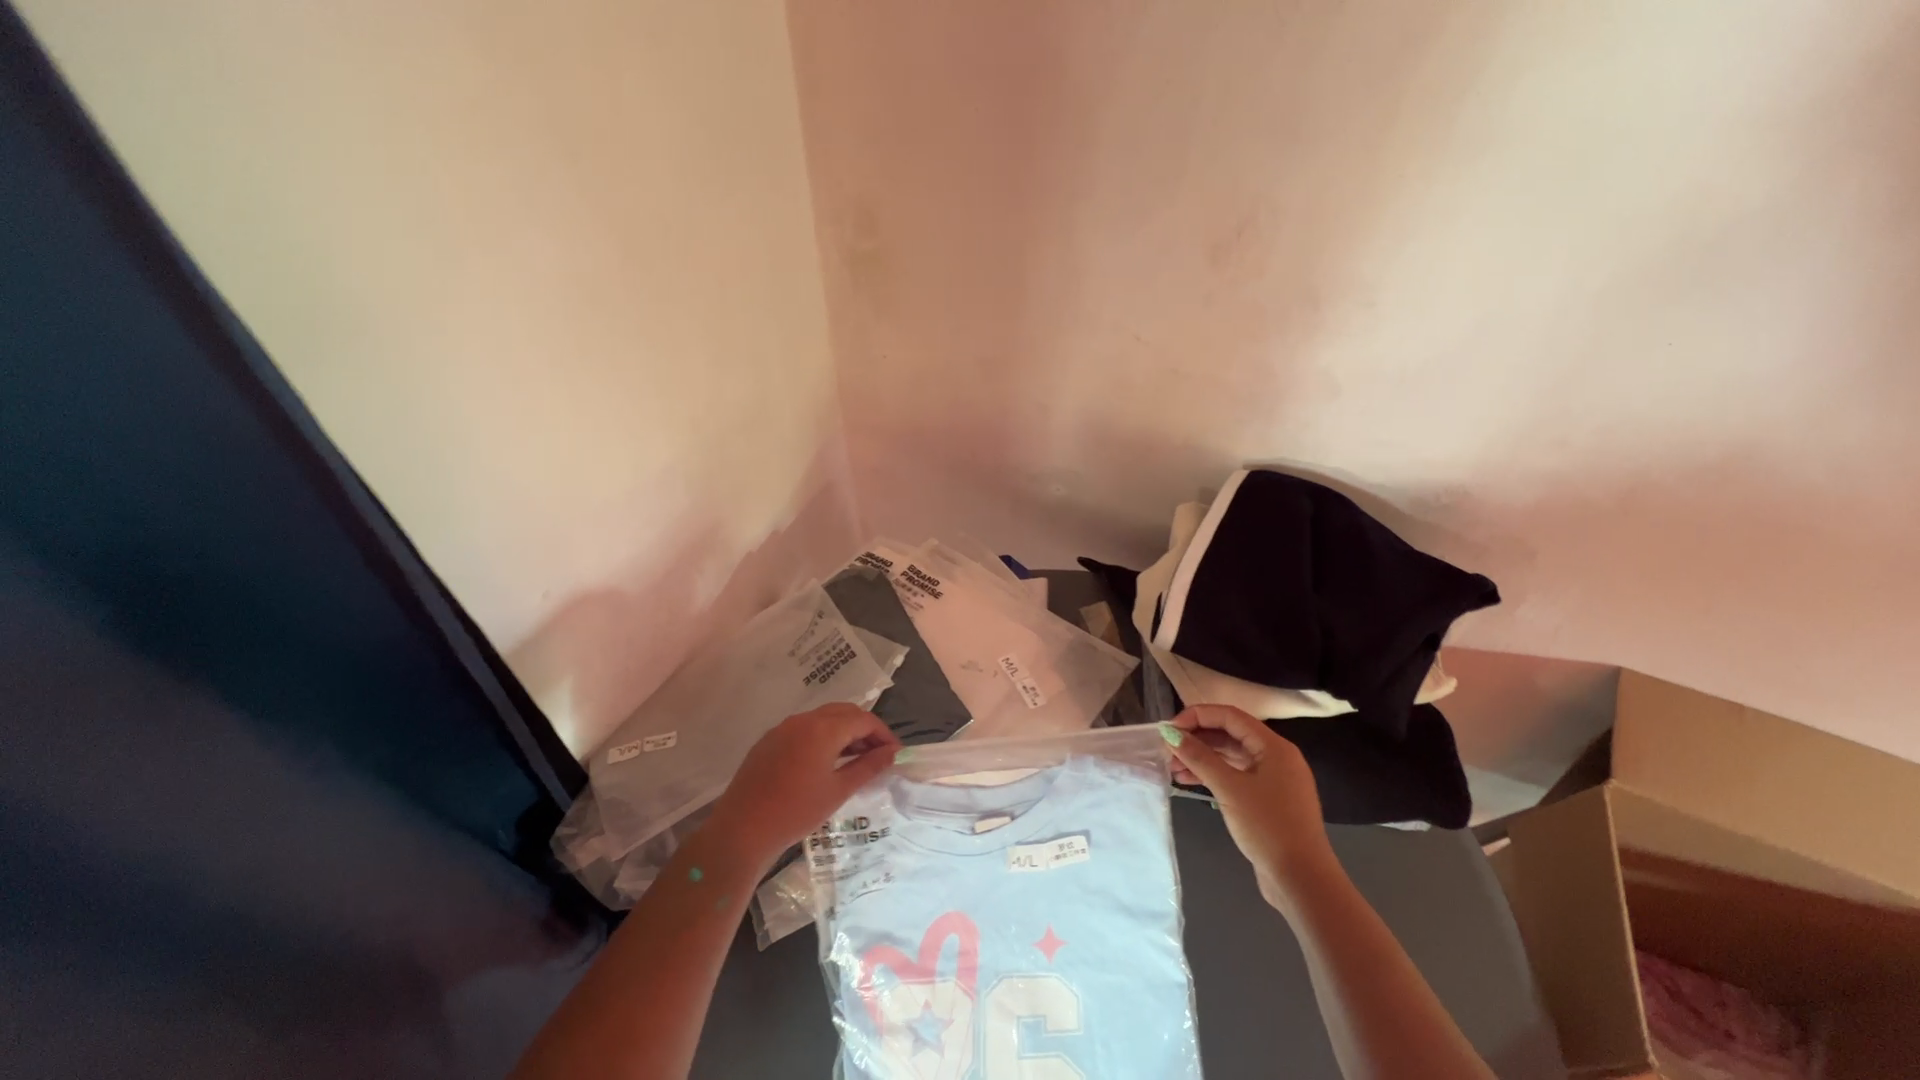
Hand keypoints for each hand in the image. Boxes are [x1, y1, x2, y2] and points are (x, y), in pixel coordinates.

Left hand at [703, 703, 899, 869]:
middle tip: (877, 755)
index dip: (883, 734)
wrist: (743, 829)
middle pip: (843, 712)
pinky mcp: (769, 741)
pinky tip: (825, 763)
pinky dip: (822, 738)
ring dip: (843, 732)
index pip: (863, 719)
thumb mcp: (839, 790)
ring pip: (822, 719)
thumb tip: (892, 753)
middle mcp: (803, 720)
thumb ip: (868, 767)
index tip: (894, 754)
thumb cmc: (797, 811)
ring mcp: (783, 728)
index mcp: (823, 728)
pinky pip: (803, 729)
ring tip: (855, 760)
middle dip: (864, 729)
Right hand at [1166, 704, 1335, 906]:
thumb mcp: (1229, 788)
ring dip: (1202, 759)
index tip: (1169, 730)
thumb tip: (1170, 733)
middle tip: (1167, 752)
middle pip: (1230, 735)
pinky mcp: (1267, 800)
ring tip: (1173, 770)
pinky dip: (1213, 777)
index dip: (1197, 716)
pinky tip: (1189, 783)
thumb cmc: (1267, 826)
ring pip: (1231, 757)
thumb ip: (1199, 757)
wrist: (1301, 878)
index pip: (1230, 716)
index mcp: (1274, 746)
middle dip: (1197, 740)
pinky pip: (1236, 777)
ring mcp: (1273, 780)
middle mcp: (1276, 757)